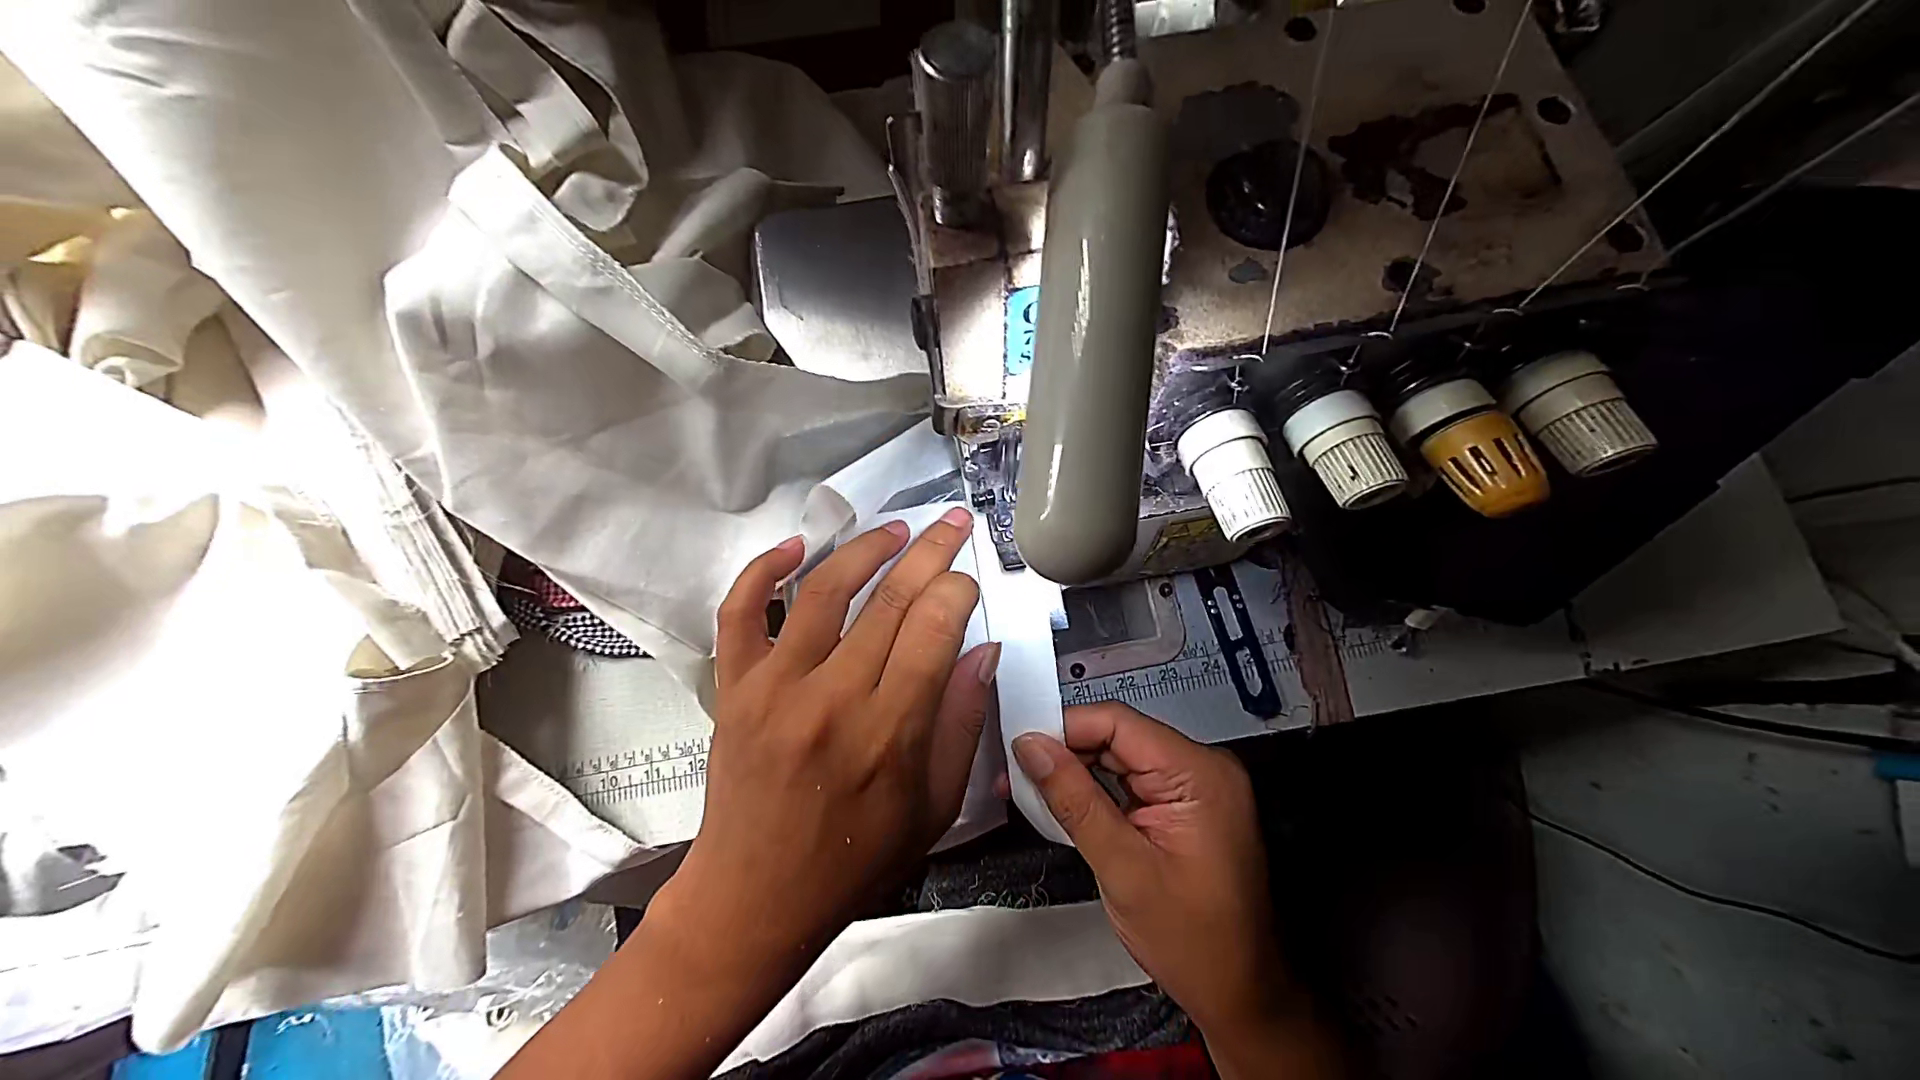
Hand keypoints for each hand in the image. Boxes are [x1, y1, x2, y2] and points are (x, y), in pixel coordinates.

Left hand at [500, 512, 997, 1079]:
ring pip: (822, 591)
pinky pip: (740, 614)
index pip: (933, 629)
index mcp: (889, 732)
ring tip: (896, 528)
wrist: (754, 898)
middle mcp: (831, 698)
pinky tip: (792, 545)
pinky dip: (760, 571)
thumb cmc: (856, 860)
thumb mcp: (934, 806)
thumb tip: (984, 648)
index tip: (970, 580)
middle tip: (952, 523)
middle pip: (889, 600)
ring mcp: (773, 687)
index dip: (959, 590)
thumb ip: (962, 721)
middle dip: (930, 552)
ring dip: (864, 548)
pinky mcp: (733, 687)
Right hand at [1012, 705, 1341, 1077]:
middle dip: (1064, 754)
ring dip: (1075, 773)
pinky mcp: (1183, 802)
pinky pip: (1129, 779)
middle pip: (1116, 736)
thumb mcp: (1122, 869)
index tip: (1021, 747)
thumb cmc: (1197, 943)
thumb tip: (1032, 747)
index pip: (1117, 722)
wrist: (1241, 995)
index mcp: (1198, 774)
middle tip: (1018, 776)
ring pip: (1117, 756)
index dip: (1063, 728)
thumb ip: (1073, 799)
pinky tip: (1067, 806)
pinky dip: (1094, 791)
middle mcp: (1201, 768)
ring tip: (1035, 794)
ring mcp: (1194, 785)